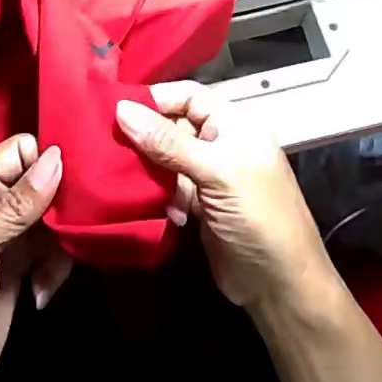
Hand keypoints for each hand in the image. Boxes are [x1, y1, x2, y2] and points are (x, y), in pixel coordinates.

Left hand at [0, 135, 69, 381]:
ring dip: (63, 242)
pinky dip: (58, 266)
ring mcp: (10, 233)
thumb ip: (14, 205)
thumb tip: (59, 156)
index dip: (47, 160)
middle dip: (64, 203)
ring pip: (59, 214)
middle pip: (47, 179)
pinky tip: (41, 292)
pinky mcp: (25, 262)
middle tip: (75, 226)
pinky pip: (59, 247)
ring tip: (49, 270)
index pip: (21, 150)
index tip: (73, 181)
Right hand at [115, 83, 337, 312]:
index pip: (190, 96)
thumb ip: (170, 143)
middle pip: (173, 126)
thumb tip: (122, 110)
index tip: (111, 110)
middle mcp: (221, 144)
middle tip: (102, 145)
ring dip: (144, 168)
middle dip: (142, 135)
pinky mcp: (197, 205)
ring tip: (114, 175)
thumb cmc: (258, 218)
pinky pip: (166, 188)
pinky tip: (143, 205)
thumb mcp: (218, 174)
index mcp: (235, 125)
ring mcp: (209, 176)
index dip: (155, 99)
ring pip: (165, 159)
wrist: (279, 285)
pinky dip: (154, 195)